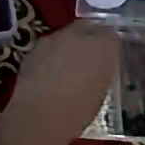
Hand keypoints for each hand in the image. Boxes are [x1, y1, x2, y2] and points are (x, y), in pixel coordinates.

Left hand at [5, 21, 117, 142]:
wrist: (40, 115)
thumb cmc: (78, 110)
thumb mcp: (101, 90)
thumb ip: (101, 69)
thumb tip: (97, 66)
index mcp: (103, 45)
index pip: (110, 34)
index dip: (107, 45)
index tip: (106, 56)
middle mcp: (78, 34)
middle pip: (86, 28)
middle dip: (87, 39)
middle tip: (87, 57)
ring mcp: (53, 38)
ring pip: (65, 36)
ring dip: (67, 46)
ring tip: (66, 65)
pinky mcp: (33, 48)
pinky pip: (48, 46)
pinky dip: (50, 54)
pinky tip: (48, 71)